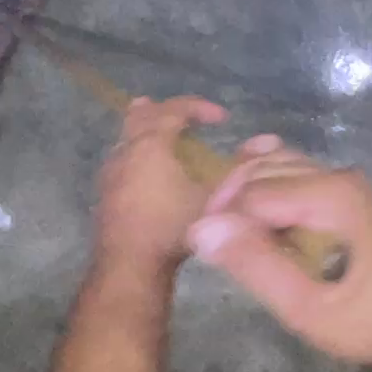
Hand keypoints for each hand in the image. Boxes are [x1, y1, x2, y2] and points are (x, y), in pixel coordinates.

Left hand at [95, 96, 227, 277]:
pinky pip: (122, 156)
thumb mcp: (216, 197)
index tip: (223, 118)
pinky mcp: (106, 192)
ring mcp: (111, 171)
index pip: (175, 109)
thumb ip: (239, 170)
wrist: (129, 265)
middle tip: (185, 113)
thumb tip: (266, 145)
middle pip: (141, 115)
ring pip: (127, 135)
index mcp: (152, 145)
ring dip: (147, 129)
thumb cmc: (172, 227)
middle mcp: (127, 151)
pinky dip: (138, 150)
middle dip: (165, 109)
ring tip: (161, 131)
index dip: (200, 107)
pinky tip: (147, 168)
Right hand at [186, 142, 371, 365]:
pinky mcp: (346, 191)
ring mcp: (346, 180)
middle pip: (263, 170)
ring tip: (225, 230)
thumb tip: (202, 228)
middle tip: (210, 244)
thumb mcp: (307, 309)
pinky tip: (247, 197)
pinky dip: (267, 181)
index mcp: (332, 197)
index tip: (205, 254)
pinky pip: (296, 172)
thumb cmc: (368, 324)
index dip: (222, 220)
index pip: (253, 192)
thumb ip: (257, 266)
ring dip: (245, 189)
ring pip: (278, 165)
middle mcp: (339, 176)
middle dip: (228, 200)